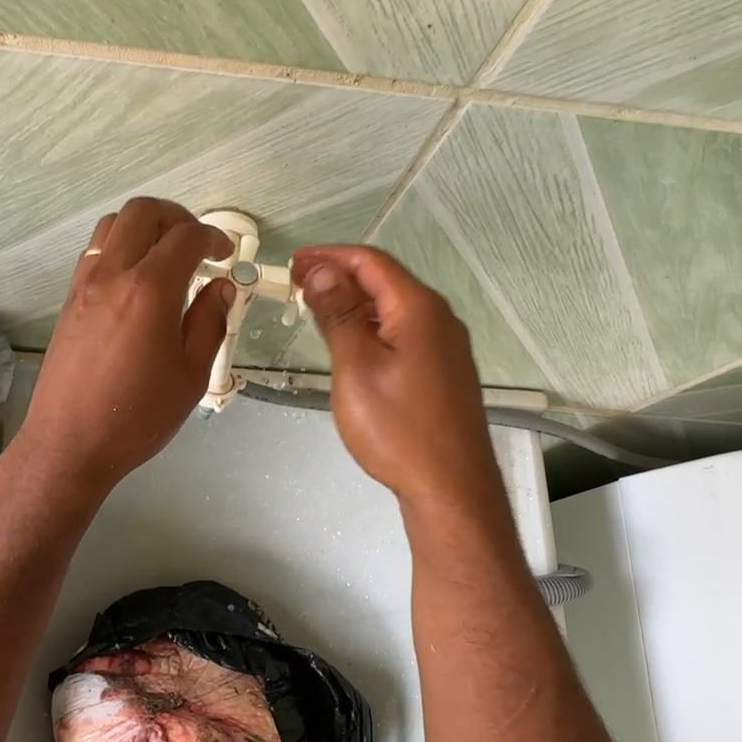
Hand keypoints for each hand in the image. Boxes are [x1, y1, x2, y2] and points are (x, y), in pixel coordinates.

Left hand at [16, 198, 233, 499]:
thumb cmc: (136, 417)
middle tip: (197, 244)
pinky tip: (135, 281)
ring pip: (111, 225)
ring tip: (165, 257)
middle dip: (177, 218)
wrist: (69, 444)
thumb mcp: (190, 376)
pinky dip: (119, 248)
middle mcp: (111, 275)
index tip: (225, 255)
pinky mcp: (68, 302)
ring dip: (143, 228)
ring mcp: (83, 285)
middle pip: (143, 212)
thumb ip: (209, 323)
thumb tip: (220, 288)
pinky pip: (94, 253)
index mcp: (149, 290)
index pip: (186, 237)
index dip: (213, 238)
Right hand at [292, 245, 502, 517]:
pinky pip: (403, 332)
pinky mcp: (443, 371)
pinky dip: (371, 326)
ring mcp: (445, 346)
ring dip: (354, 302)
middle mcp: (438, 318)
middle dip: (339, 276)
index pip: (371, 262)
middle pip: (385, 282)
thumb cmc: (397, 427)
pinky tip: (352, 343)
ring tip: (316, 310)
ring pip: (393, 308)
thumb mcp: (356, 367)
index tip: (293, 263)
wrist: (449, 485)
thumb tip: (323, 271)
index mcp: (418, 309)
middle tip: (298, 284)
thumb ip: (339, 315)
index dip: (329, 256)